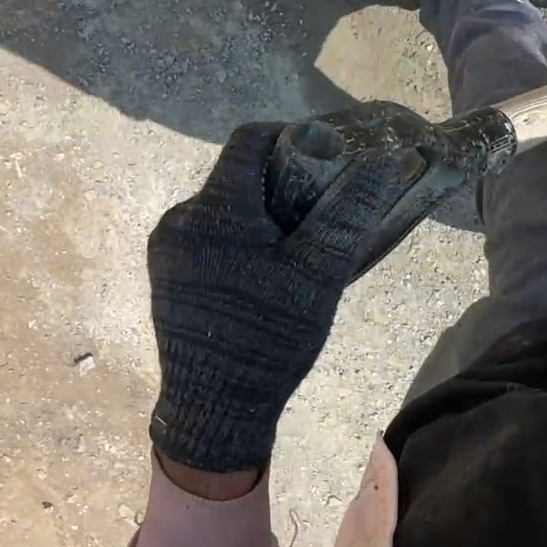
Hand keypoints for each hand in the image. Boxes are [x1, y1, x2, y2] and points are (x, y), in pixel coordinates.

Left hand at [147, 122, 403, 472]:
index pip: (249, 140)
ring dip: (258, 209)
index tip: (321, 153)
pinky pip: (207, 234)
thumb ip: (347, 212)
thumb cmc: (268, 337)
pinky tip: (263, 266)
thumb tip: (382, 162)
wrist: (214, 411)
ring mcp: (166, 248)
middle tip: (317, 202)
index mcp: (213, 209)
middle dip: (278, 179)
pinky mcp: (165, 273)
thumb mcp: (318, 273)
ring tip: (295, 240)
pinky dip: (237, 234)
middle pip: (235, 174)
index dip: (288, 136)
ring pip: (222, 205)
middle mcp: (179, 219)